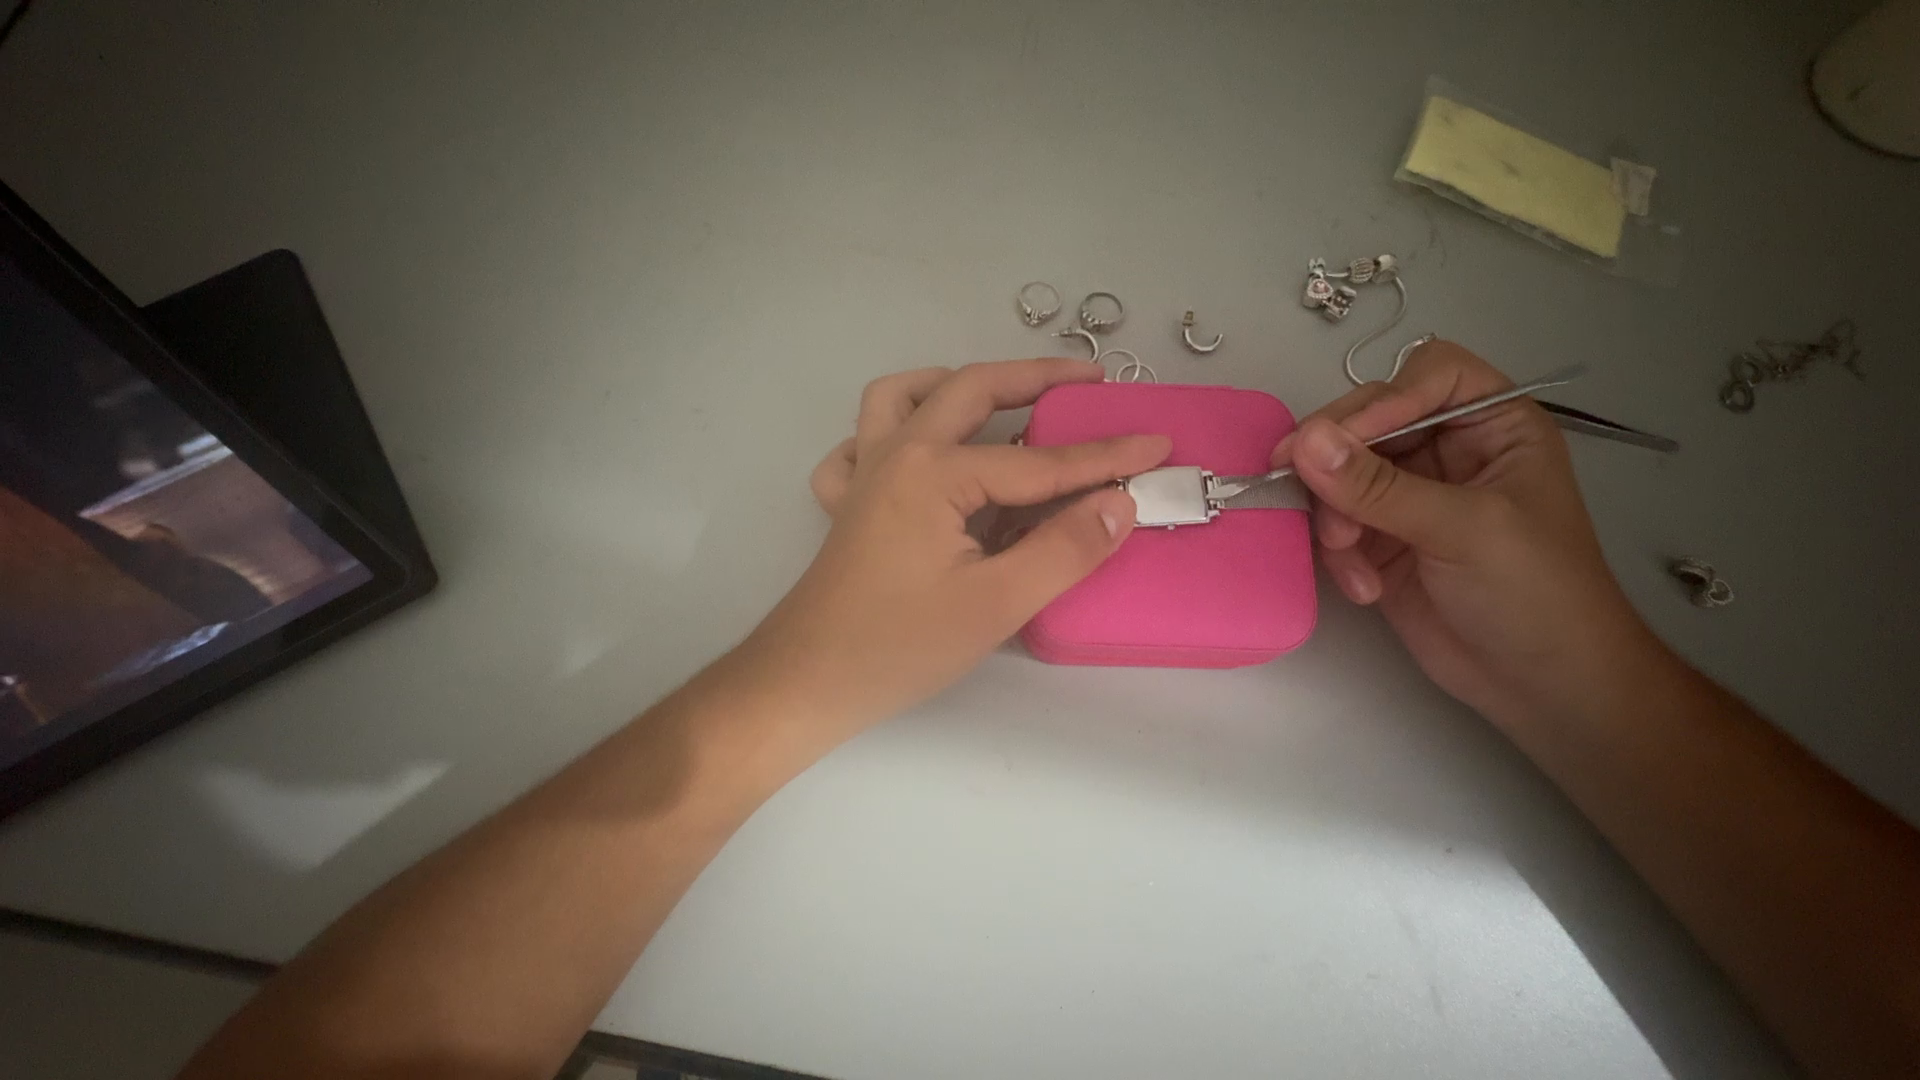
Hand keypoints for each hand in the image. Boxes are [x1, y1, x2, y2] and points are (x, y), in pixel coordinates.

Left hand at [739, 359, 1170, 735]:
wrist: (807, 681)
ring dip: (956, 384)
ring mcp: (864, 472)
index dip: (1105, 455)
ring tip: (1003, 400)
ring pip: (905, 395)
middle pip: (970, 388)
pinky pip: (862, 441)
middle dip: (1034, 377)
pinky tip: (921, 451)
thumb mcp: (996, 604)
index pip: (1039, 460)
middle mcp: (896, 452)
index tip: (1159, 443)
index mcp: (934, 471)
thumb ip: (1064, 549)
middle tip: (1087, 381)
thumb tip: (1120, 503)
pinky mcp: (849, 502)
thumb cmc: (900, 646)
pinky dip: (893, 430)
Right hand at [1274, 340, 1654, 725]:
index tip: (1335, 443)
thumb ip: (1378, 487)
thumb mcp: (1463, 530)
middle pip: (1366, 421)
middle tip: (1300, 489)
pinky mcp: (1378, 537)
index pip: (1427, 376)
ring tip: (1349, 553)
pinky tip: (1364, 586)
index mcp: (1492, 426)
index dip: (1382, 400)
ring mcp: (1406, 495)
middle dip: (1337, 464)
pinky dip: (1337, 552)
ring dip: (1333, 515)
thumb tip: (1304, 442)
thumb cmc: (1535, 594)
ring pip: (1336, 473)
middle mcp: (1445, 450)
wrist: (1538, 686)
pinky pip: (1332, 521)